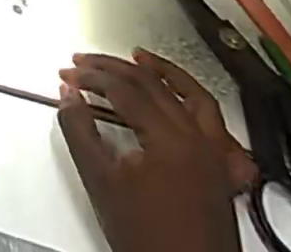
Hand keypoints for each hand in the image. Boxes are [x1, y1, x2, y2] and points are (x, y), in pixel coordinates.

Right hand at [58, 50, 255, 251]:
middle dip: (112, 69)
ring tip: (139, 58)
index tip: (67, 75)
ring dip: (164, 72)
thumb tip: (68, 94)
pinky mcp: (223, 172)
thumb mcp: (99, 180)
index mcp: (170, 140)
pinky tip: (182, 99)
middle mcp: (200, 141)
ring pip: (194, 97)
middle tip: (82, 62)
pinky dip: (195, 102)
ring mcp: (217, 156)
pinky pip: (215, 124)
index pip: (123, 90)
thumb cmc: (145, 239)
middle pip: (153, 86)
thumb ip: (78, 129)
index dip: (90, 77)